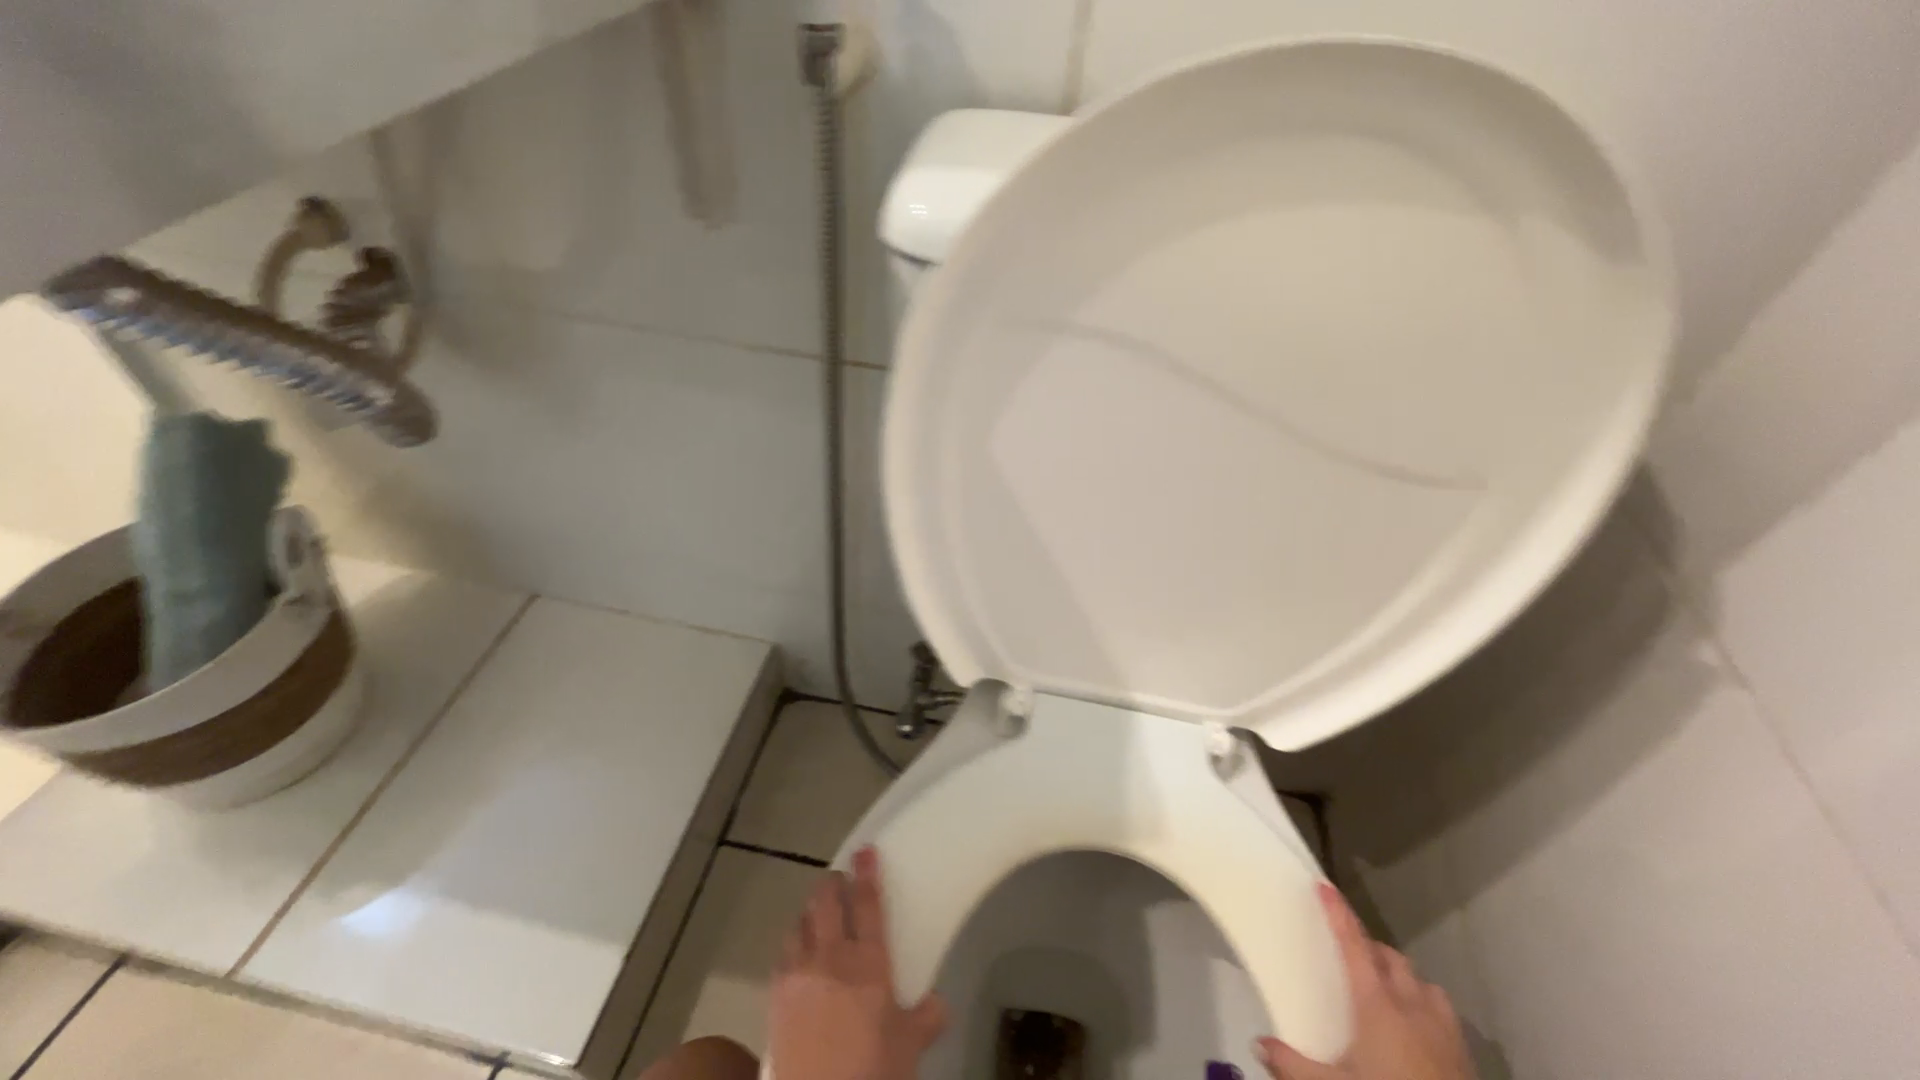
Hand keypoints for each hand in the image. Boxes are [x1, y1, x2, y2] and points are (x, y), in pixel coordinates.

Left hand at [771, 846, 947, 1079]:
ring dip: (810, 912)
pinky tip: (799, 955)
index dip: (867, 874)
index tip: (865, 851)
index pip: (868, 905)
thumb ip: (925, 1017)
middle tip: (840, 878)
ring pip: (800, 924)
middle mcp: (831, 957)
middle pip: (826, 903)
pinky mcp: (776, 994)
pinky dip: (793, 944)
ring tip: (818, 914)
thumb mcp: (910, 1045)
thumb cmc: (873, 1070)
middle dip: (832, 884)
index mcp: (869, 963)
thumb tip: (936, 1004)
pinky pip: (784, 954)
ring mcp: (798, 973)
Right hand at [1257, 883, 1473, 1079]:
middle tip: (1346, 956)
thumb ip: (1292, 1065)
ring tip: (1382, 989)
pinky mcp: (1462, 1050)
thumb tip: (1258, 1043)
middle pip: (1389, 957)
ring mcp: (1442, 1026)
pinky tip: (1416, 1027)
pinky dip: (1424, 1002)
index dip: (1338, 915)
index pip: (1353, 947)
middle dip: (1368, 947)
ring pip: (1421, 981)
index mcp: (1376, 1005)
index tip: (1325, 887)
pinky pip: (1441, 1007)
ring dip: (1399, 975)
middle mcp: (1411, 1005)